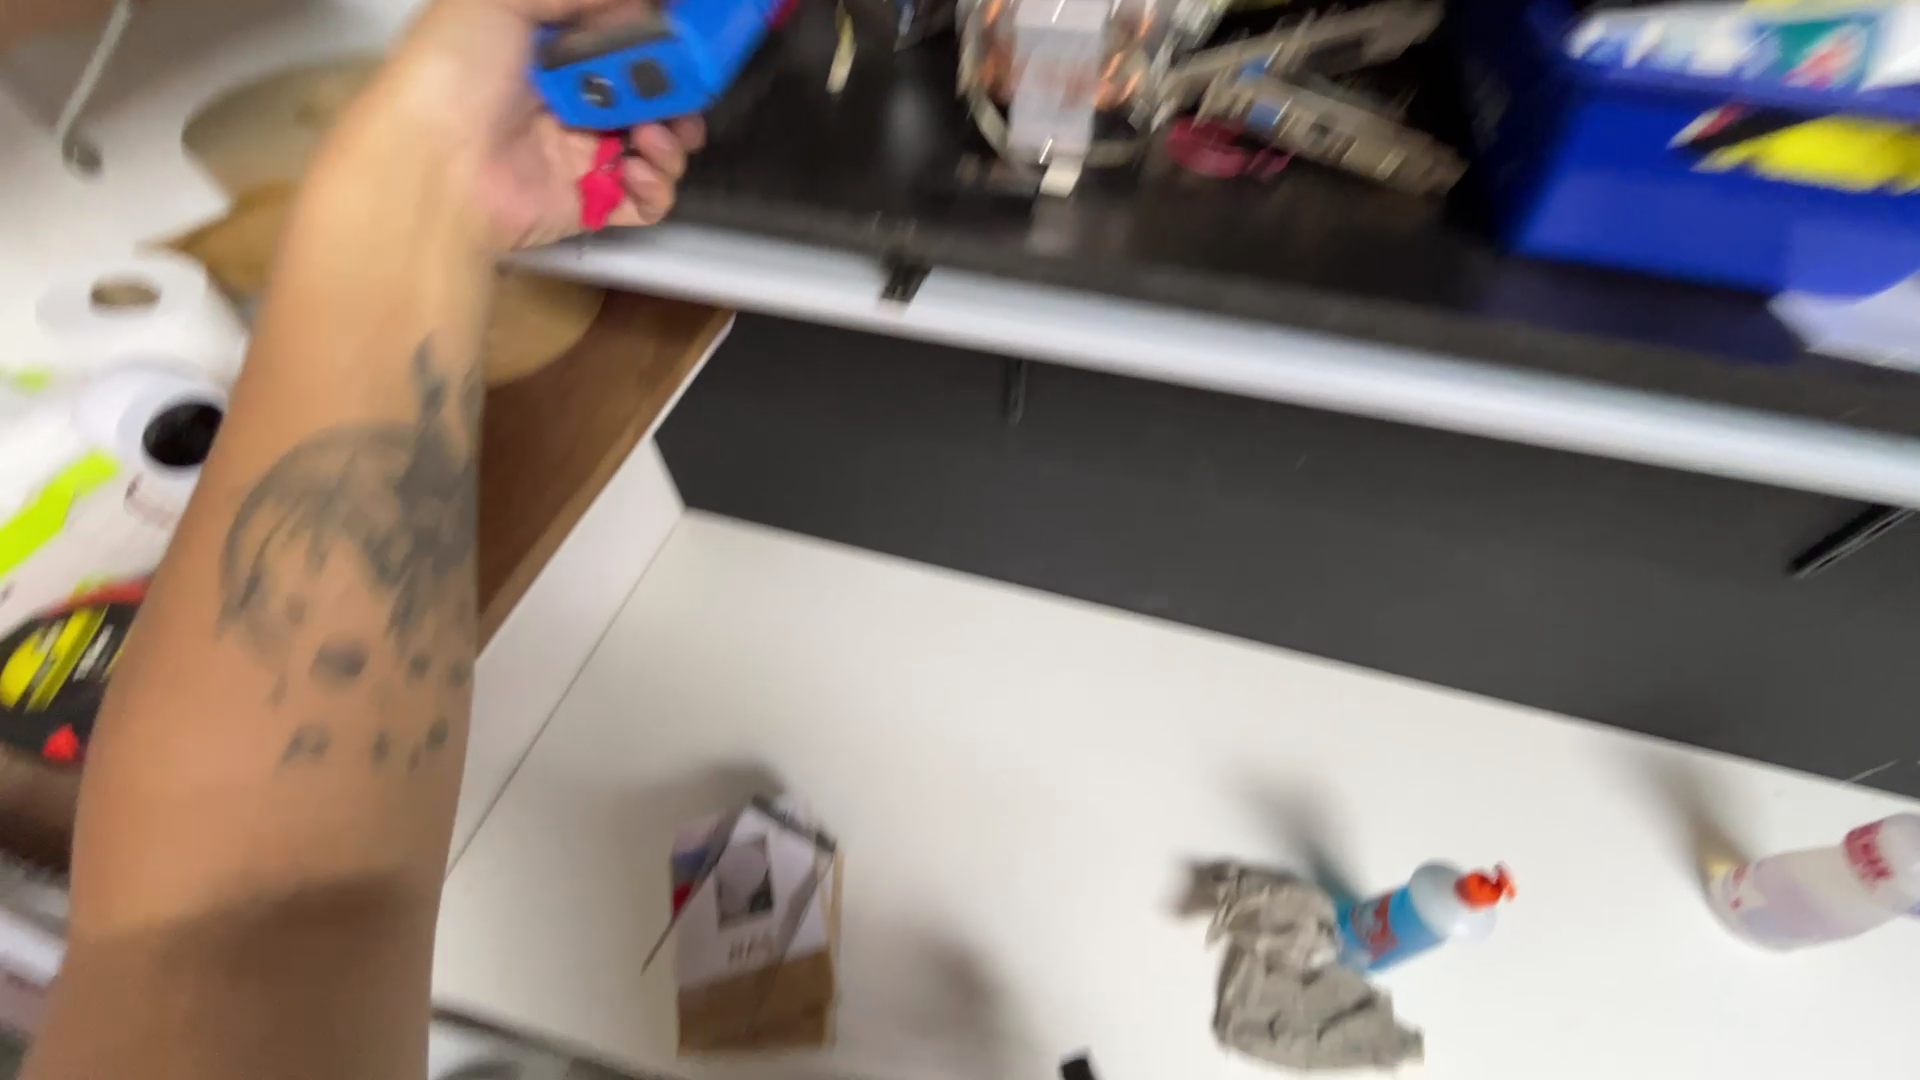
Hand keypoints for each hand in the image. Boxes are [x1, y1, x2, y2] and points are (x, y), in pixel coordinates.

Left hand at [340, 0, 704, 251]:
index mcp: (551, 53)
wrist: (437, 162)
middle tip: (684, 101)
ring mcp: (586, 157)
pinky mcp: (595, 203)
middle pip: (649, 100)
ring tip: (651, 140)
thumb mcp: (501, 1)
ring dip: (670, 145)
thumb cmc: (455, 71)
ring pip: (657, 151)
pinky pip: (647, 203)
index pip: (622, 46)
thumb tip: (643, 1)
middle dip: (676, 100)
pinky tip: (637, 173)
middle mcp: (574, 103)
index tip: (682, 44)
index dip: (657, 46)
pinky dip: (657, 190)